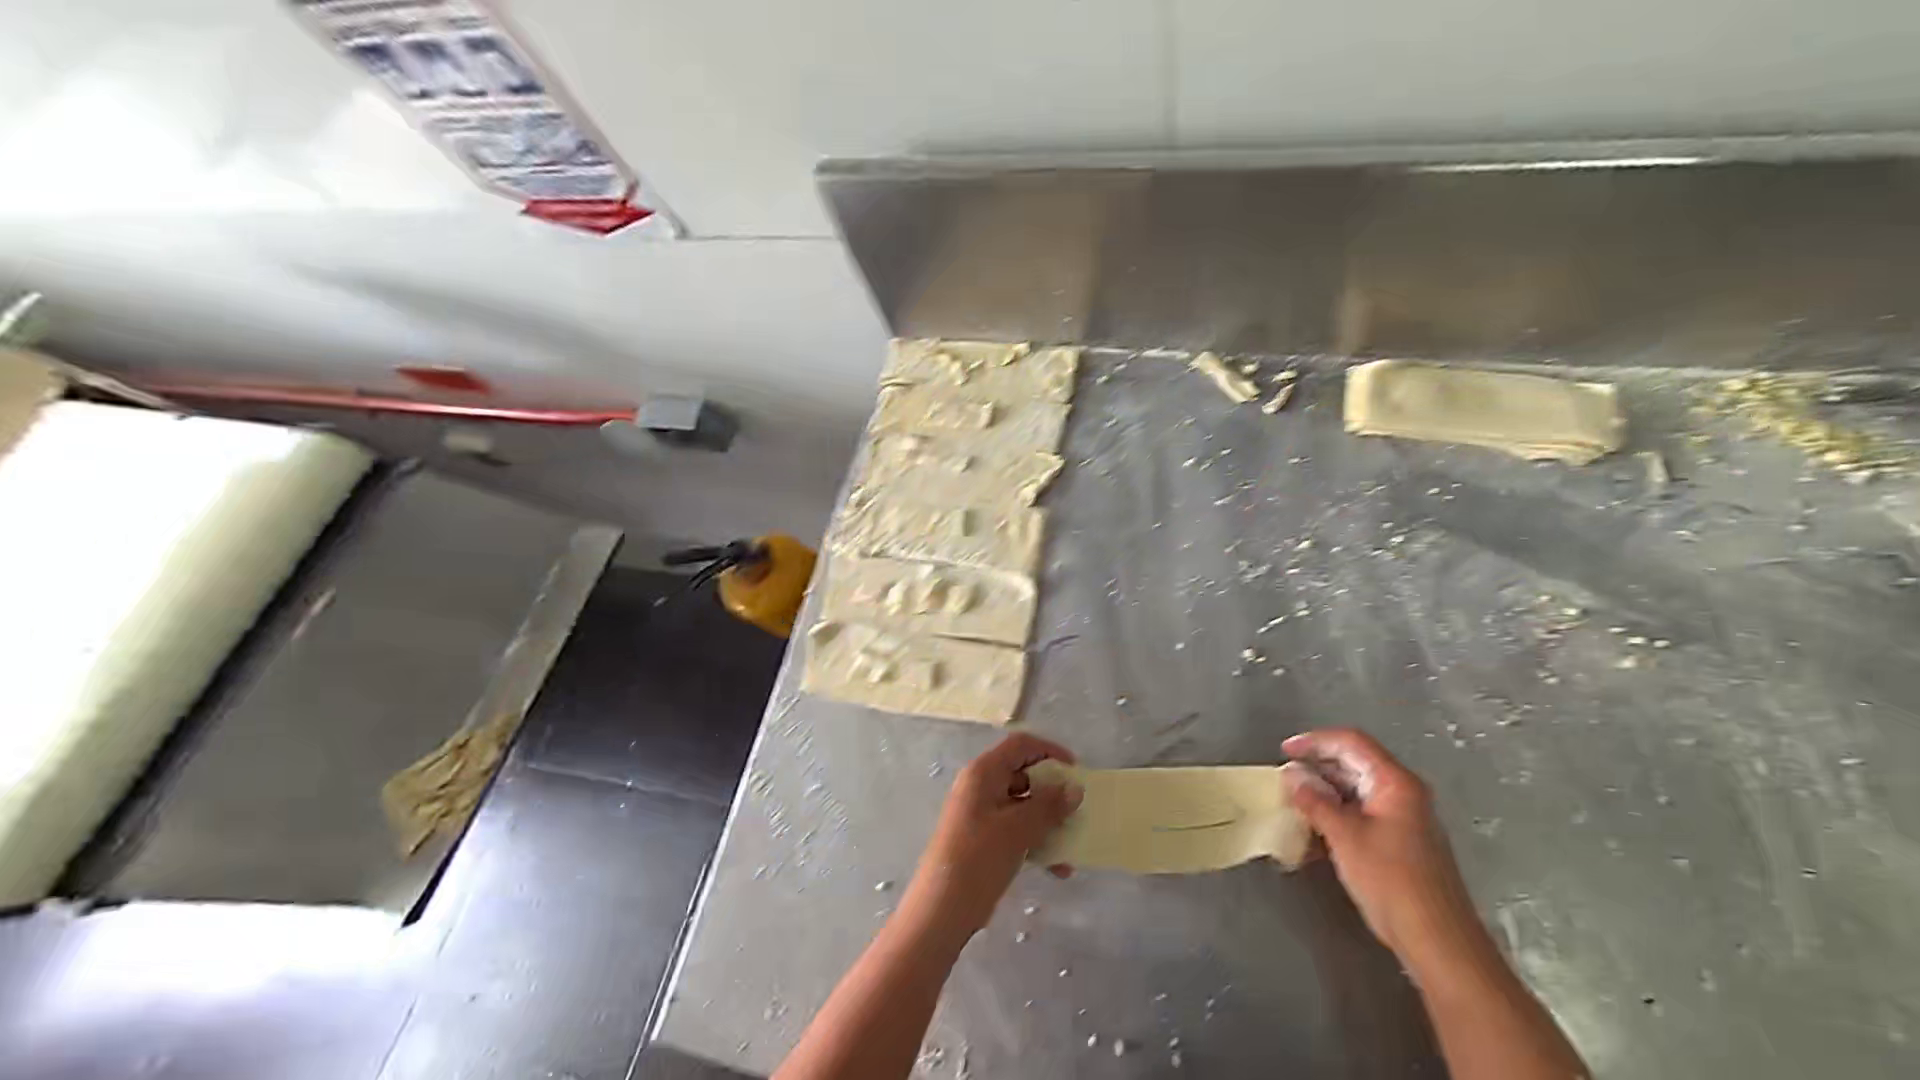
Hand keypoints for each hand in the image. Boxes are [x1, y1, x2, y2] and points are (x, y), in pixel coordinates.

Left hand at [908, 733, 1082, 933]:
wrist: (941, 910)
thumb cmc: (978, 859)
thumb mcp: (1017, 830)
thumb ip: (1048, 806)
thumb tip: (1074, 789)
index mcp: (983, 773)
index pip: (1020, 745)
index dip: (1050, 751)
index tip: (1076, 770)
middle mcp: (980, 787)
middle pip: (1023, 774)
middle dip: (1053, 791)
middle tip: (1077, 809)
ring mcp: (980, 814)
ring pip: (1022, 805)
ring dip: (1048, 821)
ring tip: (1071, 844)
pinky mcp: (983, 839)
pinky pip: (1016, 829)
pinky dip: (1036, 841)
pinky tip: (1057, 868)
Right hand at [1284, 729, 1481, 969]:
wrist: (1437, 940)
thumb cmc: (1392, 881)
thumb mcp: (1344, 836)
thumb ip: (1314, 801)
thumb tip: (1290, 775)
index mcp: (1396, 783)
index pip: (1352, 742)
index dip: (1315, 741)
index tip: (1284, 751)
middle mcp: (1404, 793)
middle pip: (1355, 763)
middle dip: (1317, 766)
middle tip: (1285, 777)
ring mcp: (1404, 818)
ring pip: (1356, 790)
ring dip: (1323, 792)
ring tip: (1293, 802)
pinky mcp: (1399, 841)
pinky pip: (1361, 813)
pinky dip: (1336, 814)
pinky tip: (1313, 831)